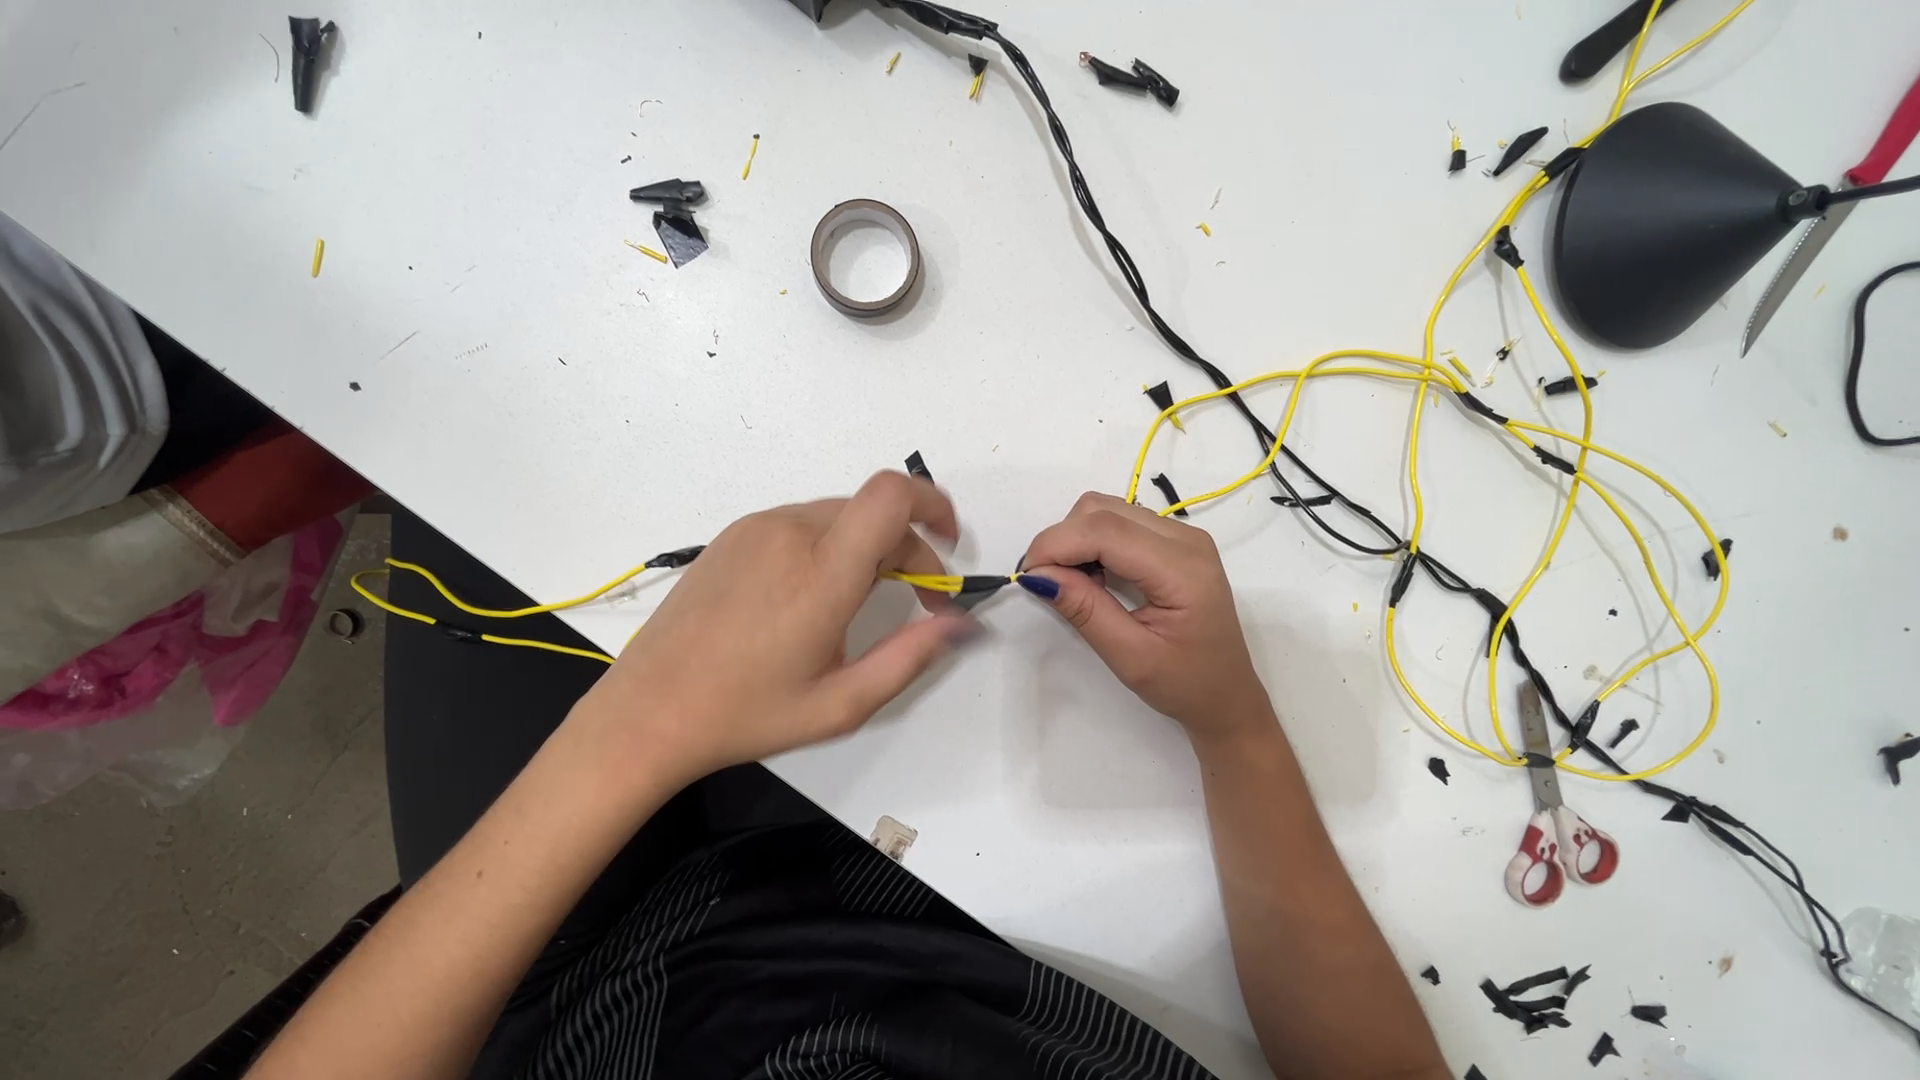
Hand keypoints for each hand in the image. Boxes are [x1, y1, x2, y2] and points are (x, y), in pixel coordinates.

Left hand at [570, 472, 971, 787]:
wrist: (647, 710)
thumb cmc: (748, 714)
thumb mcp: (842, 703)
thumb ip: (911, 657)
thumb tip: (964, 624)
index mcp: (821, 573)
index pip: (892, 495)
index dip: (935, 505)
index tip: (948, 545)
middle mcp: (790, 533)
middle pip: (874, 509)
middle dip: (909, 547)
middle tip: (917, 602)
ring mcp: (756, 528)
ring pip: (839, 514)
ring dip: (869, 547)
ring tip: (860, 604)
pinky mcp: (733, 535)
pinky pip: (802, 522)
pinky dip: (829, 545)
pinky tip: (812, 596)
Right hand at [1021, 492, 1271, 744]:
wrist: (1228, 696)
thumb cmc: (1185, 684)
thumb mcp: (1130, 657)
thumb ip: (1085, 610)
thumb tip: (1038, 575)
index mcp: (1183, 569)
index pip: (1105, 531)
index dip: (1056, 544)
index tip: (1027, 576)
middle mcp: (1185, 539)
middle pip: (1102, 510)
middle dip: (1062, 540)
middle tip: (1048, 584)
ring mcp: (1182, 536)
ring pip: (1107, 509)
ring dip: (1076, 538)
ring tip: (1073, 584)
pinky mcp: (1173, 541)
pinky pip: (1120, 522)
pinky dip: (1092, 541)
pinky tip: (1092, 577)